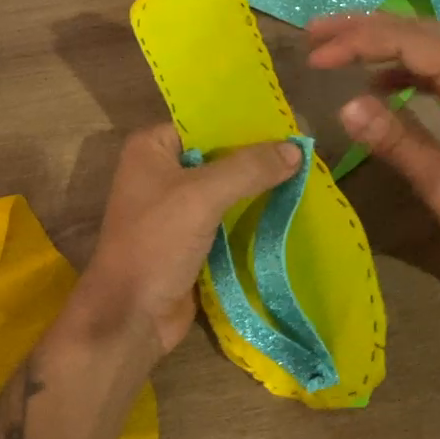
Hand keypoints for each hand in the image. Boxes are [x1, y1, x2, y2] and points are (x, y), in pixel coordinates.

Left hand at [73, 126, 303, 356]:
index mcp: (151, 147)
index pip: (205, 123)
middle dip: (258, 158)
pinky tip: (290, 211)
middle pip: (218, 155)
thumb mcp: (202, 196)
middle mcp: (160, 170)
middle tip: (307, 154)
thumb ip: (248, 169)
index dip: (246, 124)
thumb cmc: (156, 242)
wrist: (132, 315)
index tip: (290, 126)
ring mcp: (175, 207)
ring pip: (226, 188)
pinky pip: (227, 217)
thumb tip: (296, 148)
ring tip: (307, 179)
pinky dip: (252, 215)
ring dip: (259, 189)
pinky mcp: (190, 238)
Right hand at [305, 13, 439, 283]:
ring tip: (340, 51)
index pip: (408, 41)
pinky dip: (406, 73)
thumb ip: (395, 140)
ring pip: (432, 51)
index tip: (313, 56)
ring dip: (385, 46)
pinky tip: (382, 89)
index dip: (356, 42)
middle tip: (316, 33)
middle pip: (420, 33)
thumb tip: (344, 104)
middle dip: (366, 28)